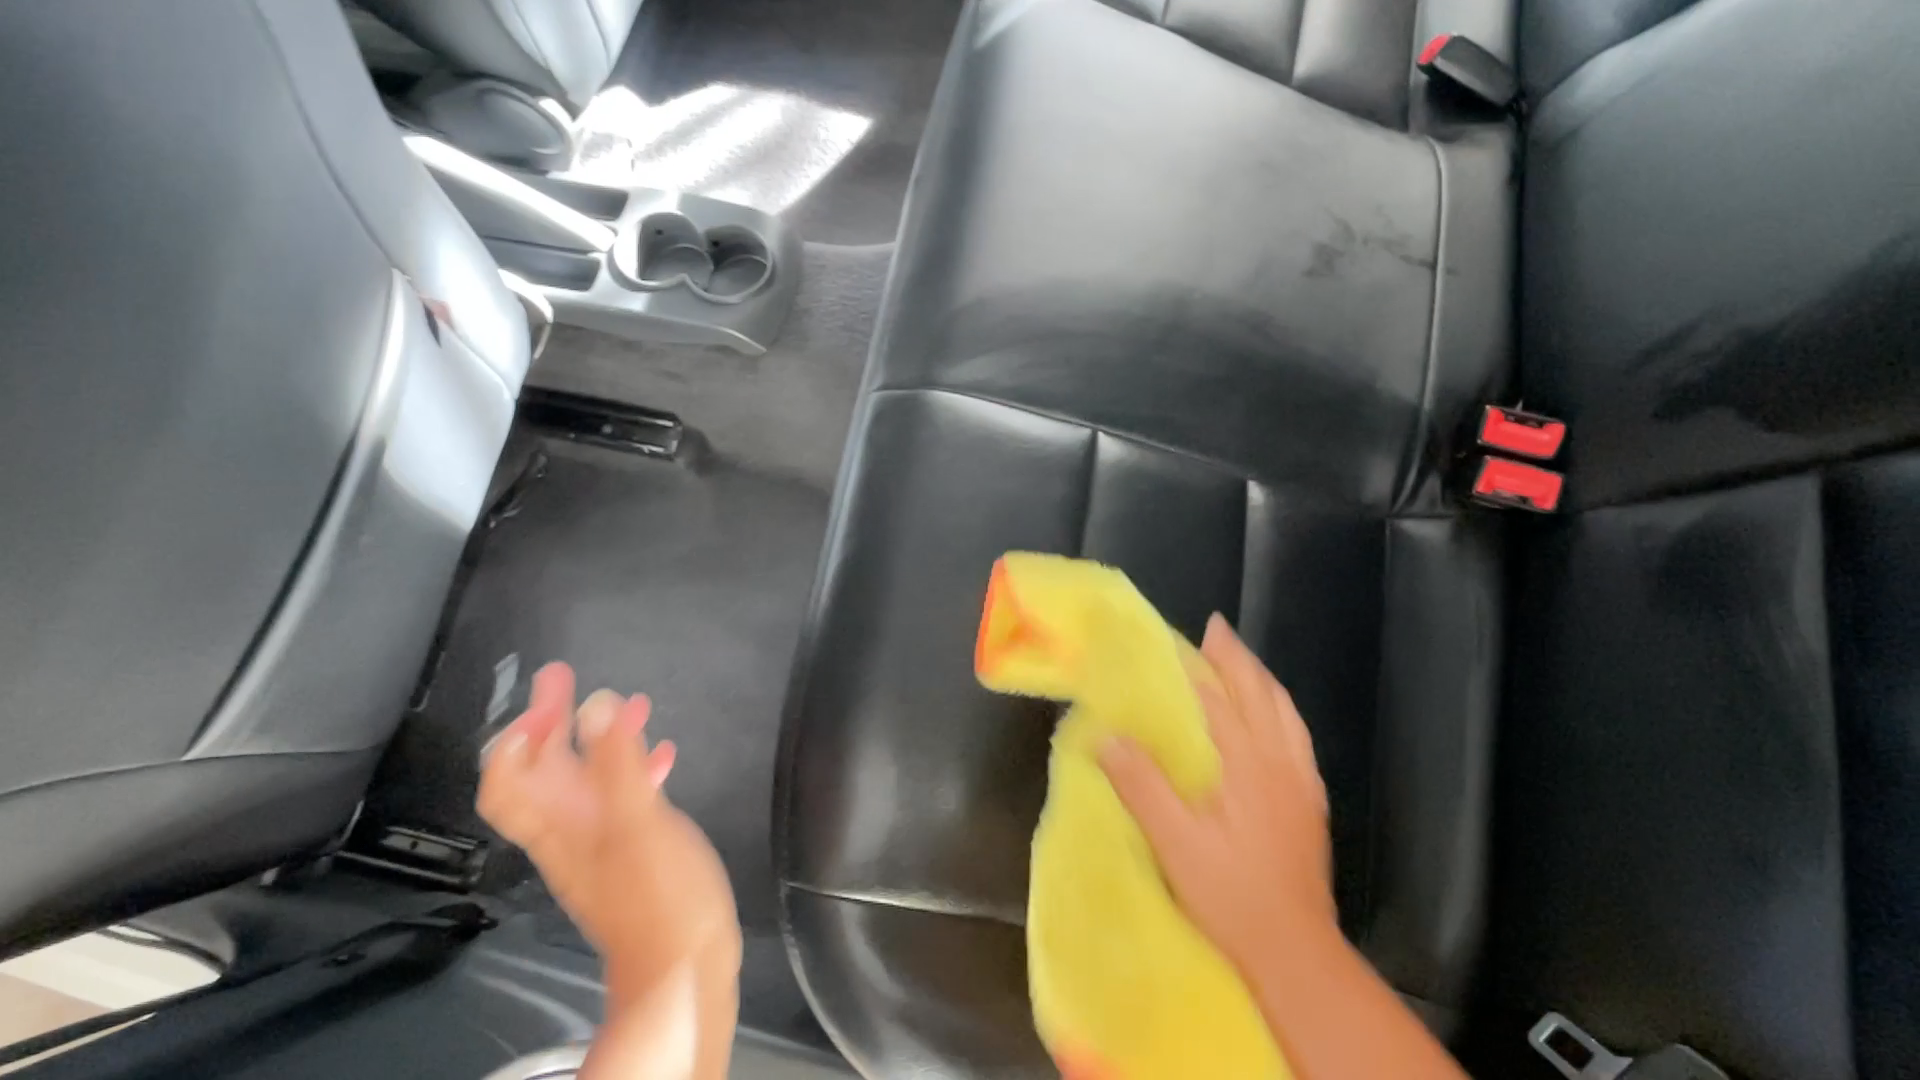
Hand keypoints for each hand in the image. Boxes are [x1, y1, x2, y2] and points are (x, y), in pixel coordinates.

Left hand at [477, 662, 741, 983]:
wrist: (685, 969)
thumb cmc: (660, 895)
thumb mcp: (639, 822)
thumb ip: (617, 763)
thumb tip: (594, 705)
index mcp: (559, 827)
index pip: (506, 779)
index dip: (518, 736)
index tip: (550, 698)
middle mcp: (570, 833)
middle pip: (543, 773)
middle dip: (551, 722)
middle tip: (567, 678)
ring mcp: (603, 844)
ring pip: (585, 782)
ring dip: (598, 740)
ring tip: (630, 705)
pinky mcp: (635, 853)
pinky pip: (625, 799)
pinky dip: (637, 769)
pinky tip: (665, 757)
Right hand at [1098, 614, 1334, 972]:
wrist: (1294, 949)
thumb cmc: (1229, 893)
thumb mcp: (1174, 841)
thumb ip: (1142, 785)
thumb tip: (1105, 737)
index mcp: (1249, 763)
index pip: (1218, 699)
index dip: (1194, 667)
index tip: (1175, 638)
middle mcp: (1281, 762)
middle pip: (1261, 694)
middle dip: (1237, 658)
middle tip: (1215, 631)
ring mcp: (1301, 782)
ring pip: (1286, 712)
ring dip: (1261, 680)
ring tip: (1241, 663)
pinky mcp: (1311, 804)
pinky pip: (1298, 738)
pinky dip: (1281, 712)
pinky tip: (1273, 721)